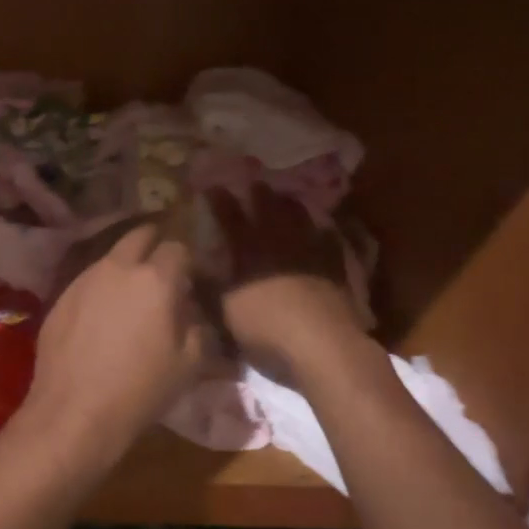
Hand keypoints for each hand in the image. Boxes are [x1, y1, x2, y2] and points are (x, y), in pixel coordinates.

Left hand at [24, 221, 209, 458]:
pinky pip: (89, 281)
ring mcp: (85, 279)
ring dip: (126, 267)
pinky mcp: (61, 296)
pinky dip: (102, 289)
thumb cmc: (140, 389)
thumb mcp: (189, 364)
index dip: (188, 261)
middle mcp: (118, 267)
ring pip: (111, 257)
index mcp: (155, 278)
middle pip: (140, 235)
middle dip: (154, 246)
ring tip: (132, 296)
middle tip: (163, 273)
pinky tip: (102, 317)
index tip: (193, 279)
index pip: (178, 247)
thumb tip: (190, 309)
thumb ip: (197, 326)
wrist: (74, 411)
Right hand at [209, 184, 365, 378]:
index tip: (213, 186)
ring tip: (285, 198)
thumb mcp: (225, 313)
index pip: (230, 217)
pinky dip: (323, 232)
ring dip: (290, 206)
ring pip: (300, 218)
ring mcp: (310, 252)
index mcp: (248, 251)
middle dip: (259, 194)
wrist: (322, 345)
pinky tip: (323, 230)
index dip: (220, 201)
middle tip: (254, 183)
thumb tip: (193, 270)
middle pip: (268, 209)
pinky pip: (329, 241)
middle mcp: (278, 242)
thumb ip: (209, 290)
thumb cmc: (265, 329)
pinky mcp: (335, 268)